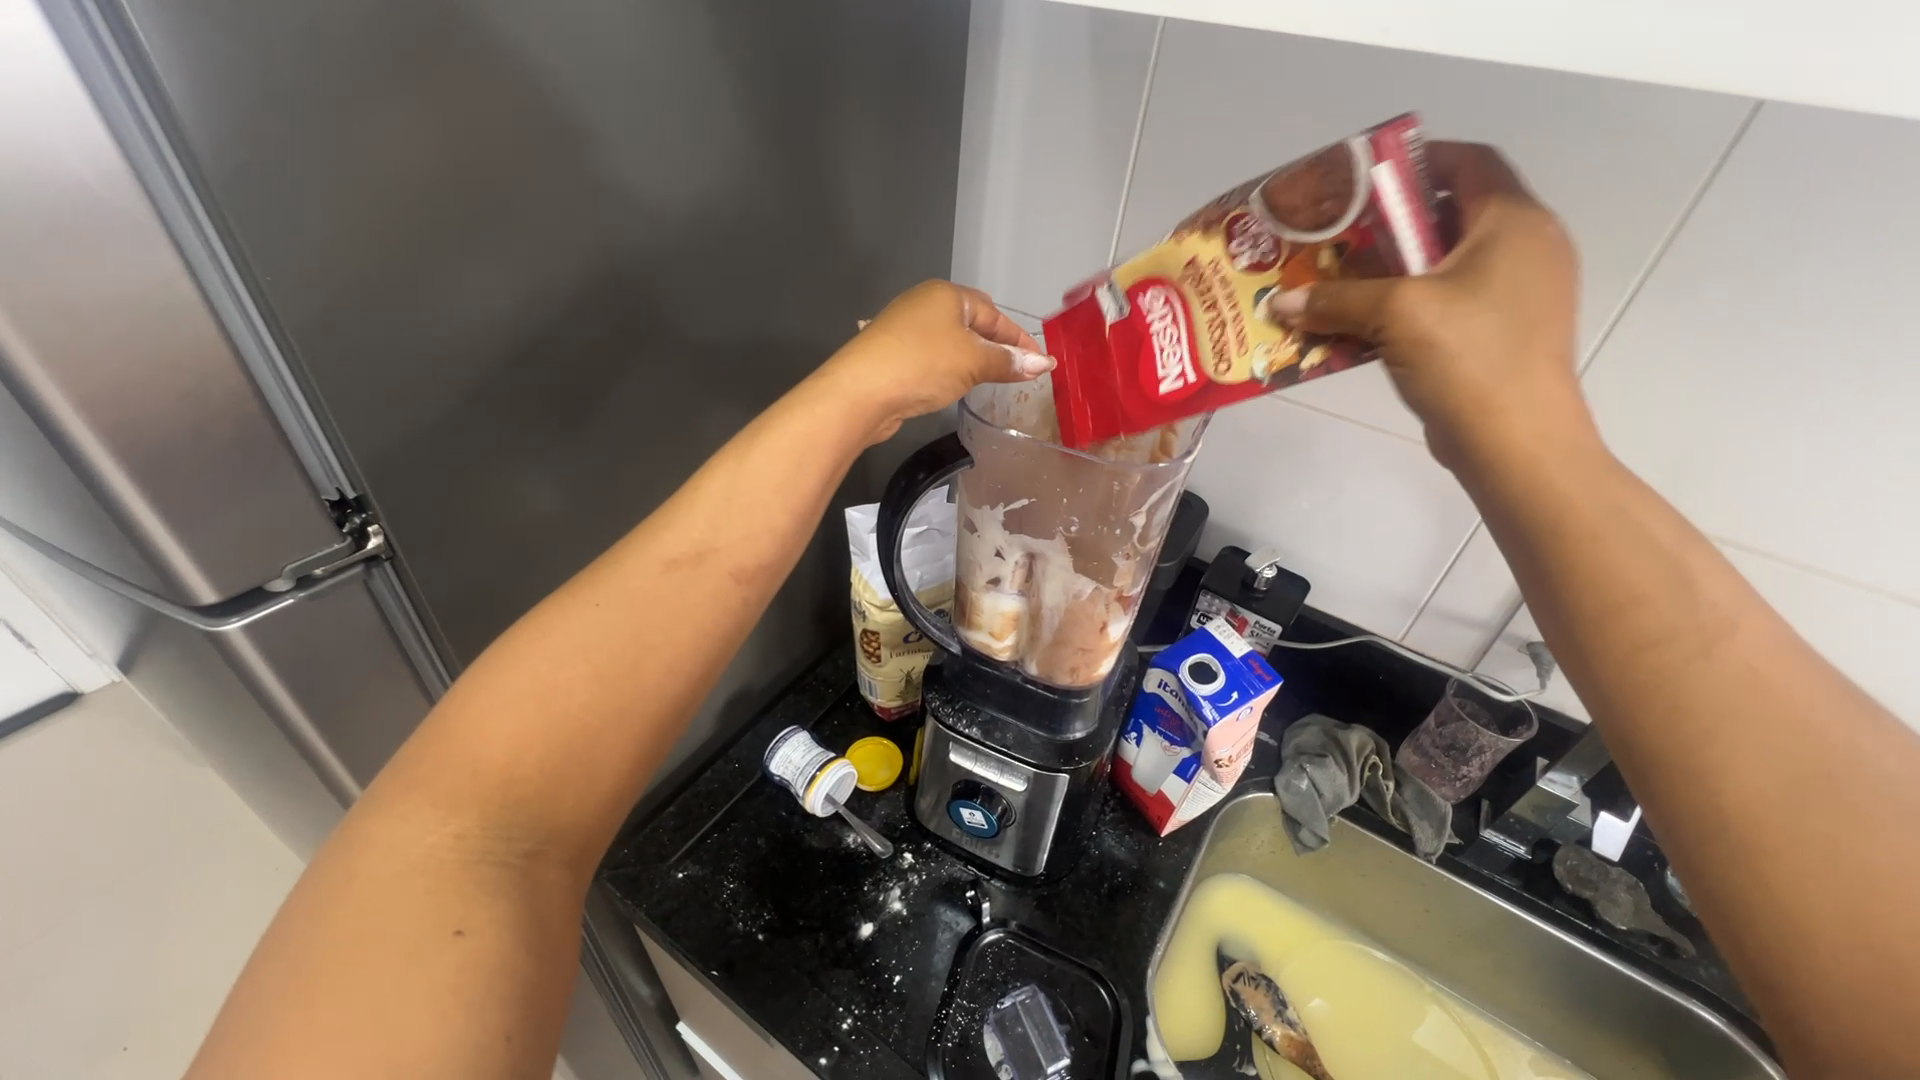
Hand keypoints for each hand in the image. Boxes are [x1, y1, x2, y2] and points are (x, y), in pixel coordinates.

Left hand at [817, 280, 1053, 443]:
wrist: (861, 391)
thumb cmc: (923, 364)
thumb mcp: (973, 362)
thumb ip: (1008, 362)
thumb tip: (1042, 364)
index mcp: (947, 294)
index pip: (995, 314)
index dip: (1020, 339)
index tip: (1041, 364)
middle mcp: (925, 304)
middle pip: (973, 323)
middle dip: (997, 345)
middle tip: (1018, 370)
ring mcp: (905, 328)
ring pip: (952, 341)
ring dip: (974, 358)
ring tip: (992, 380)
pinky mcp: (892, 353)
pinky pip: (933, 357)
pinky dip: (950, 368)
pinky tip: (955, 384)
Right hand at [1268, 143, 1590, 470]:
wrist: (1515, 441)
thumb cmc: (1468, 357)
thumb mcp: (1395, 315)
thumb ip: (1334, 300)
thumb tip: (1278, 303)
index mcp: (1514, 222)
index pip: (1470, 161)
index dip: (1417, 160)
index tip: (1365, 179)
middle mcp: (1524, 247)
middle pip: (1451, 214)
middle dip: (1390, 224)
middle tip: (1338, 235)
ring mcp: (1517, 294)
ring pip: (1445, 264)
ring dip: (1391, 271)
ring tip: (1339, 281)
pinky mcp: (1501, 333)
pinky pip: (1446, 303)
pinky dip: (1405, 306)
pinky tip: (1361, 325)